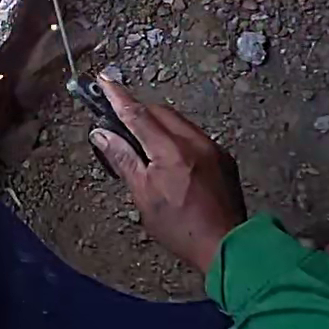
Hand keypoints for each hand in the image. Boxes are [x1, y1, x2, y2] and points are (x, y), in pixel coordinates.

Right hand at [91, 79, 246, 272]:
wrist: (227, 248)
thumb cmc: (181, 227)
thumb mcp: (143, 194)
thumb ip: (122, 158)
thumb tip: (101, 134)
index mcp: (171, 151)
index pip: (138, 114)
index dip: (118, 97)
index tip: (104, 81)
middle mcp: (195, 142)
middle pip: (160, 112)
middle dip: (138, 110)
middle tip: (118, 120)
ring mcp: (212, 148)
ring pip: (178, 121)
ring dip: (157, 123)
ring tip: (142, 141)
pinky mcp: (223, 158)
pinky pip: (193, 135)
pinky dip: (175, 135)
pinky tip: (168, 154)